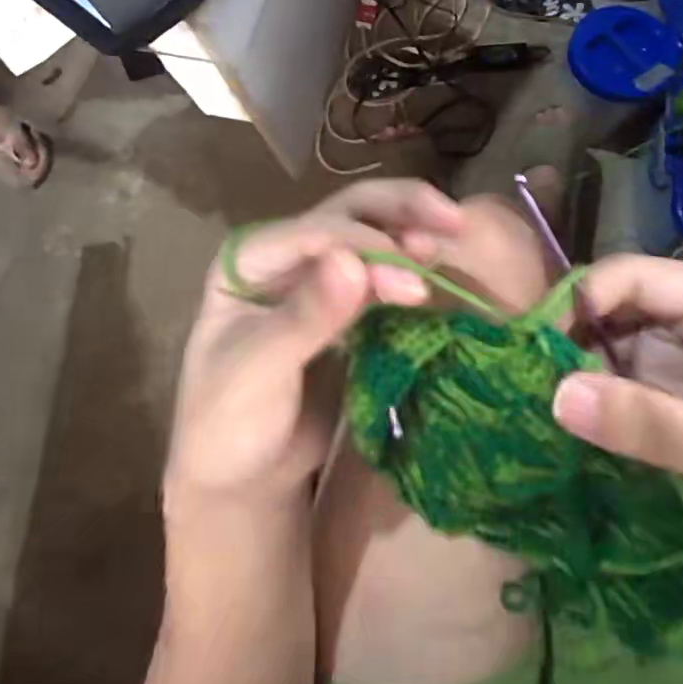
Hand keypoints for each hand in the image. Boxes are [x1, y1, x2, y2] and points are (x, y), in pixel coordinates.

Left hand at [165, 181, 464, 506]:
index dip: (365, 240)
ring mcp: (323, 278)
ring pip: (375, 231)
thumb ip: (304, 318)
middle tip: (453, 220)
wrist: (245, 475)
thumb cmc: (229, 428)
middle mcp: (289, 258)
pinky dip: (416, 264)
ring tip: (453, 240)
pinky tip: (442, 268)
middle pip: (350, 211)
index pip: (315, 232)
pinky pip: (388, 271)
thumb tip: (351, 261)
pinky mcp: (352, 305)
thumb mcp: (258, 374)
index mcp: (249, 262)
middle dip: (403, 209)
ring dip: (414, 230)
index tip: (409, 269)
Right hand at [552, 256, 682, 601]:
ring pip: (620, 360)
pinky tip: (568, 438)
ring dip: (583, 384)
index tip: (532, 351)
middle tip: (524, 391)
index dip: (582, 302)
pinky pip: (633, 403)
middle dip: (574, 345)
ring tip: (532, 417)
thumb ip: (658, 425)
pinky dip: (603, 416)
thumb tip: (557, 394)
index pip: (638, 279)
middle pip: (622, 315)